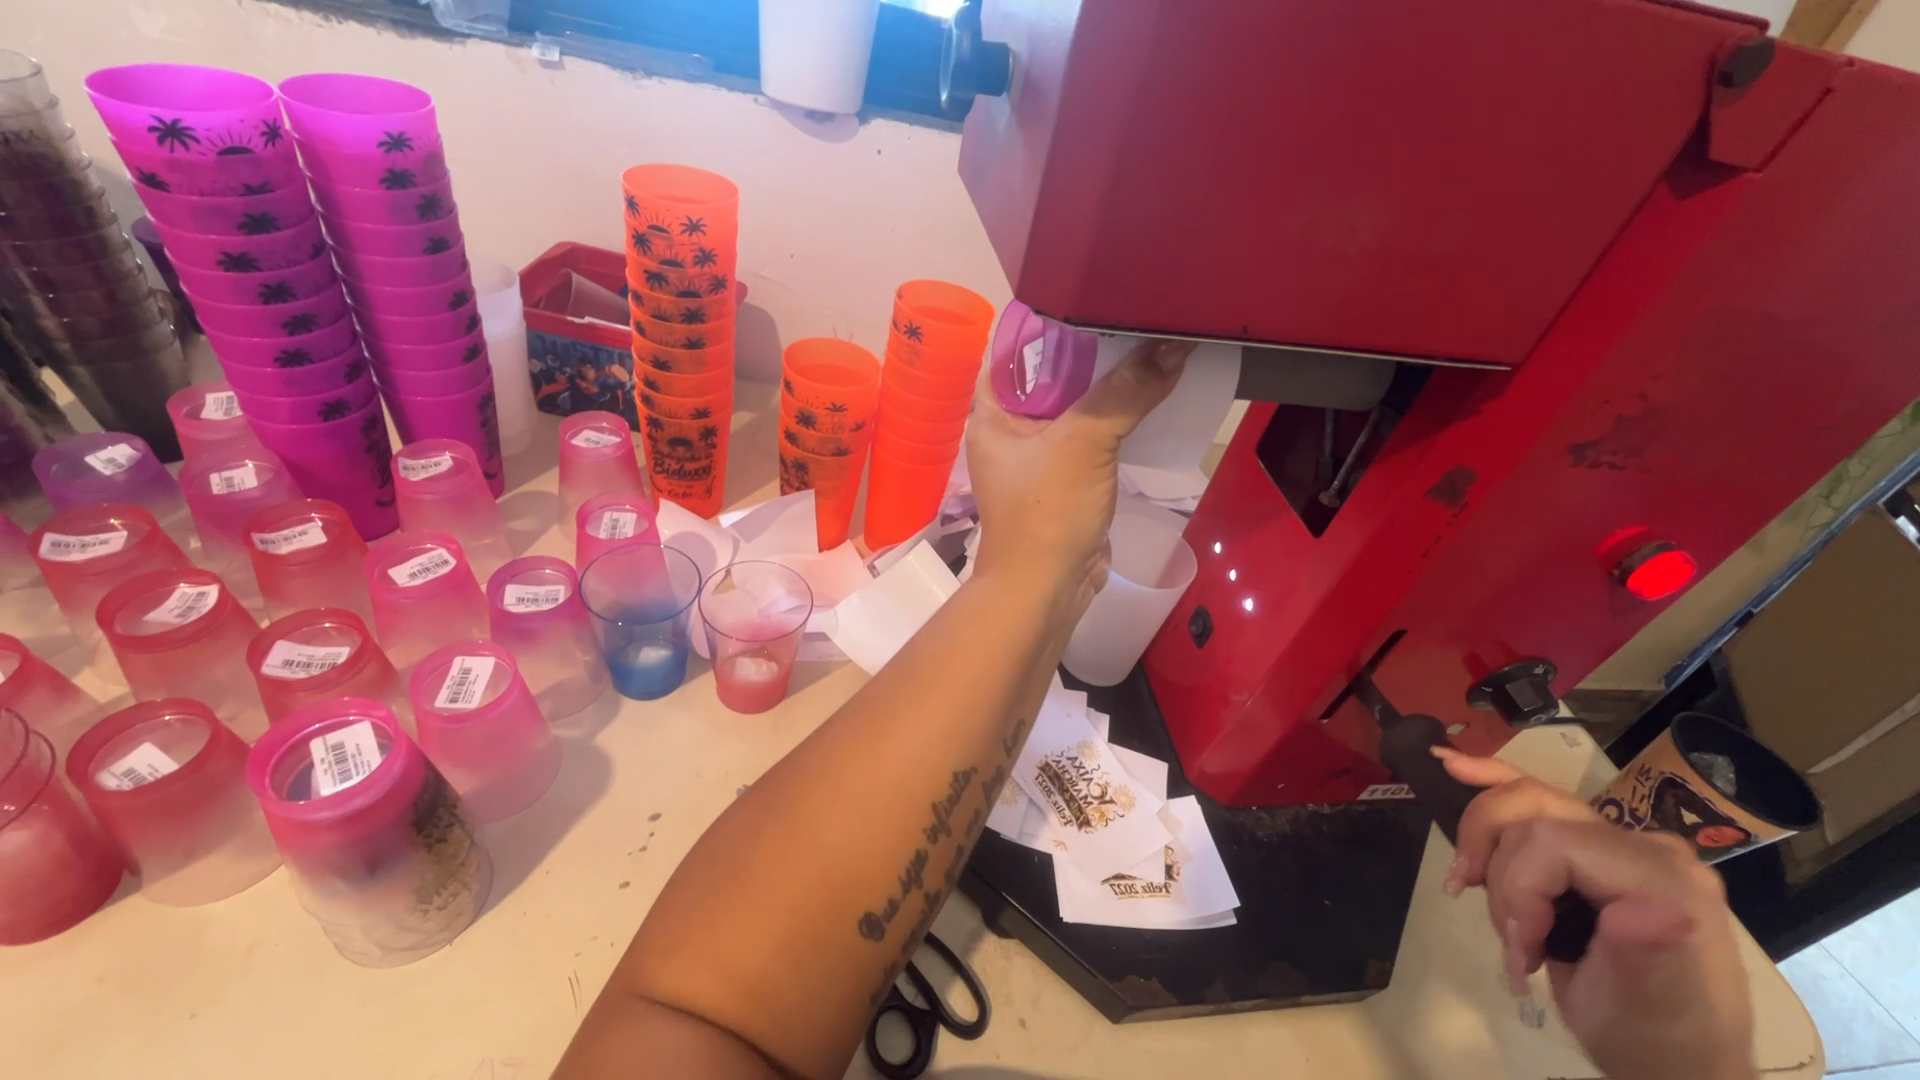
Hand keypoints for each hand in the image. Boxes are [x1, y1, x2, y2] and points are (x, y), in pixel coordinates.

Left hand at [965, 340, 1192, 616]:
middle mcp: (1011, 427)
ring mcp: (1040, 454)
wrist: (1047, 588)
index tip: (1096, 293)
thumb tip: (1174, 346)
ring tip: (1154, 345)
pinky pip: (1093, 434)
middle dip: (1095, 351)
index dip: (1055, 320)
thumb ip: (1126, 392)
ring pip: (1078, 405)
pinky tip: (1152, 394)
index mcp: (993, 410)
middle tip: (1138, 314)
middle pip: (1054, 374)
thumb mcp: (1085, 442)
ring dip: (1112, 385)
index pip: (1018, 346)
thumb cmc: (1047, 511)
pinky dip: (1119, 417)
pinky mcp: (1067, 476)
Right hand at [1440, 752, 1755, 1079]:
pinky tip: (1452, 764)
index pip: (1552, 842)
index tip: (1519, 946)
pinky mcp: (1600, 847)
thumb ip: (1645, 955)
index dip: (1515, 885)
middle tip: (1471, 903)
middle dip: (1491, 858)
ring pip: (1525, 802)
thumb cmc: (1655, 1040)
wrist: (1672, 1061)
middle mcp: (1646, 846)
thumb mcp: (1647, 1008)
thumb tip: (1646, 913)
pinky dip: (1489, 779)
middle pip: (1533, 810)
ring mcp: (1623, 842)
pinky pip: (1537, 800)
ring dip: (1482, 842)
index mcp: (1662, 878)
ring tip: (1464, 884)